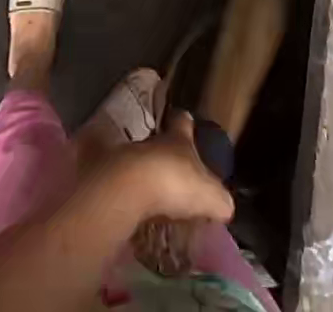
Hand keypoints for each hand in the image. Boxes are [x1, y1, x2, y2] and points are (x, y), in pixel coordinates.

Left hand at [109, 111, 234, 224]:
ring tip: (150, 197)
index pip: (184, 122)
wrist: (127, 189)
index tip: (188, 120)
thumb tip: (225, 206)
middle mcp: (152, 142)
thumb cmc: (174, 183)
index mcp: (178, 139)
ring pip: (138, 162)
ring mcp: (126, 157)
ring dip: (143, 176)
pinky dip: (125, 196)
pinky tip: (132, 211)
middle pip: (159, 141)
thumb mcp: (210, 196)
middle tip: (172, 170)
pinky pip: (119, 185)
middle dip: (164, 153)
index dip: (187, 122)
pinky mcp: (107, 177)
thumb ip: (220, 200)